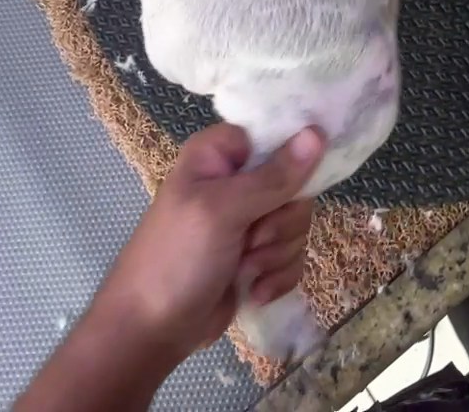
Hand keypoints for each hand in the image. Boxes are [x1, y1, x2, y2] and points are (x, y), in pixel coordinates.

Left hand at [93, 123, 324, 363]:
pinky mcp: (258, 255)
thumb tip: (318, 133)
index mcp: (221, 153)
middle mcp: (237, 179)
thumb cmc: (176, 259)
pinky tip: (253, 289)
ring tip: (243, 269)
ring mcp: (249, 218)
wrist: (150, 334)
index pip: (276, 134)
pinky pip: (294, 253)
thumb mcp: (222, 210)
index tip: (286, 188)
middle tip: (250, 239)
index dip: (290, 159)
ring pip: (297, 221)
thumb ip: (273, 176)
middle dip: (279, 221)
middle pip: (296, 183)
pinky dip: (277, 276)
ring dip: (276, 253)